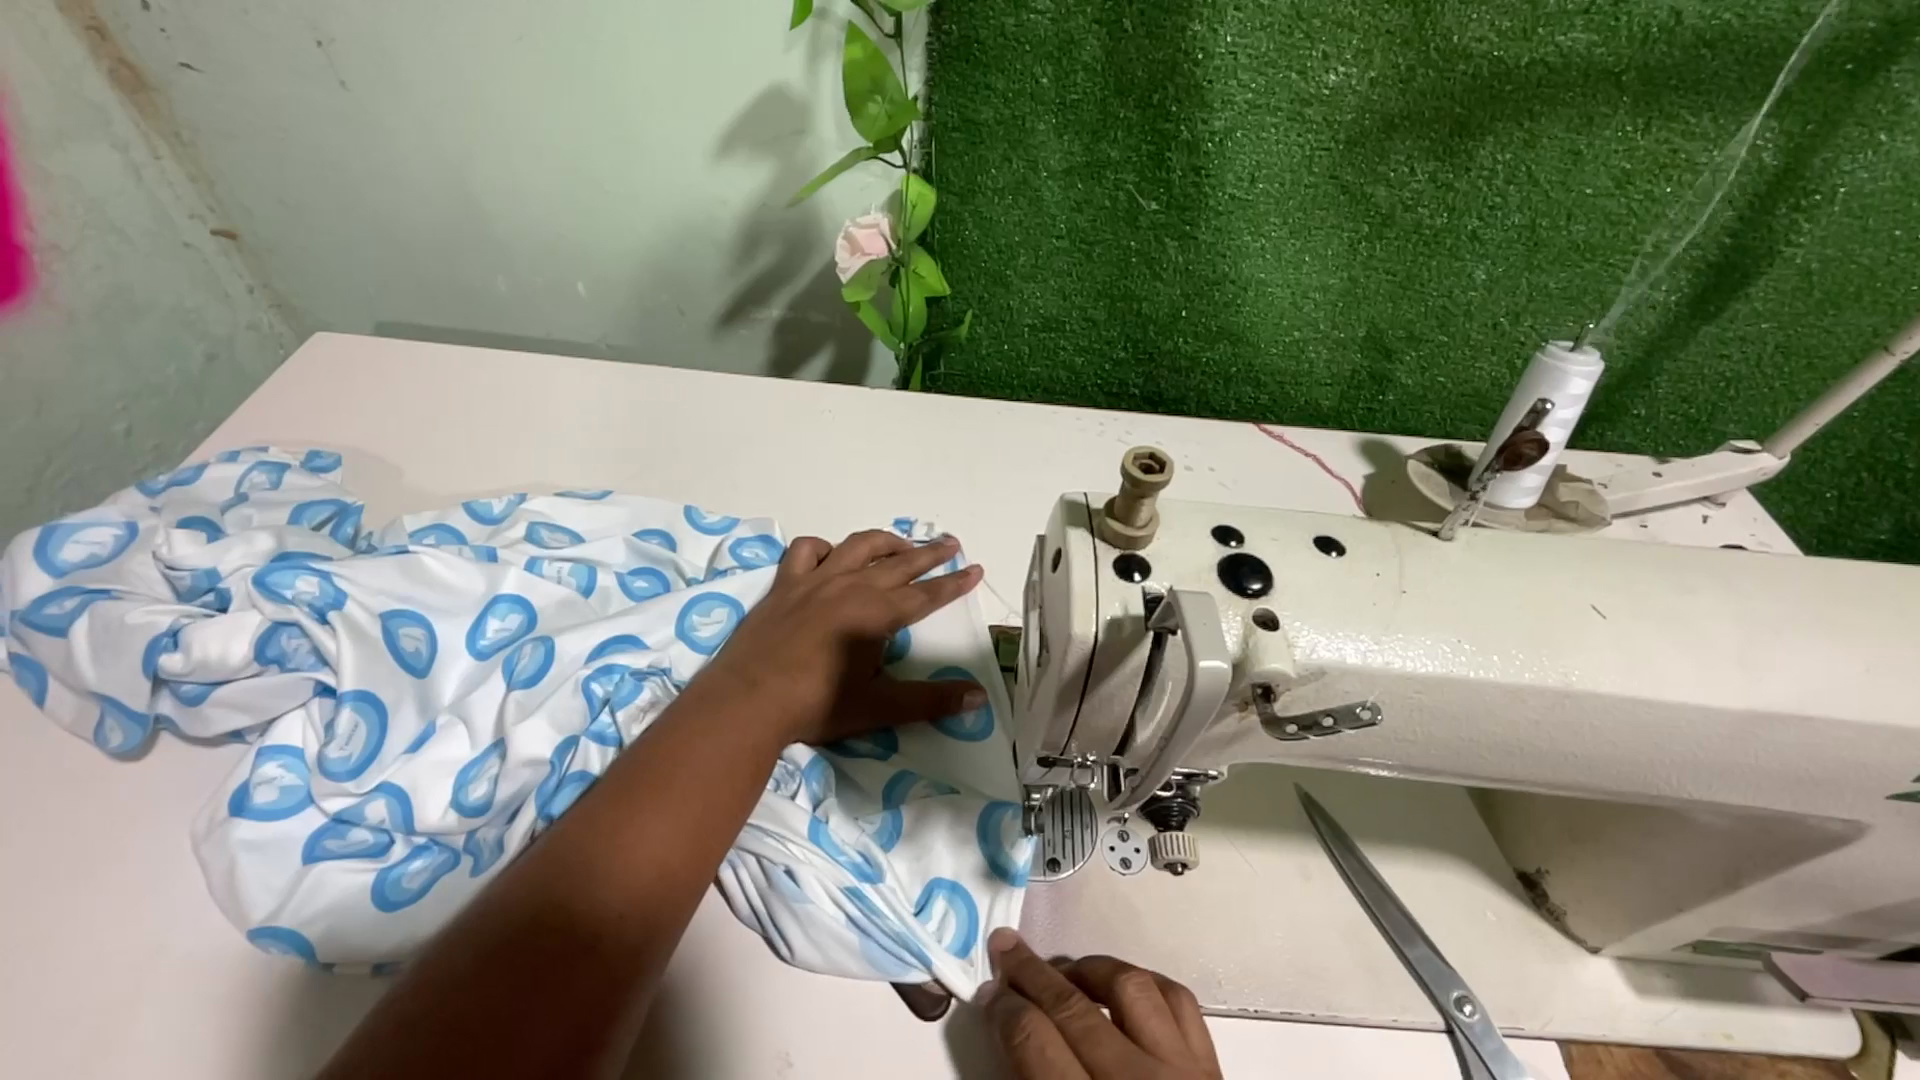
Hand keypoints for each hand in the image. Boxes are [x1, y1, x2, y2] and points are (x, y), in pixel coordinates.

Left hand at [682, 530, 985, 747]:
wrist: (747, 701)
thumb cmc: (816, 706)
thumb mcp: (880, 707)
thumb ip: (931, 700)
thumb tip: (979, 697)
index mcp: (878, 614)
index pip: (927, 595)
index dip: (954, 583)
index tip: (975, 569)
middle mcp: (851, 587)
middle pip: (898, 563)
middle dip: (929, 554)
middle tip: (951, 543)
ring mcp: (815, 581)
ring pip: (857, 547)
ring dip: (885, 542)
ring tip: (902, 543)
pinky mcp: (784, 585)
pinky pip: (806, 551)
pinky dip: (824, 548)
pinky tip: (831, 557)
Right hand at [981, 929, 1222, 1079]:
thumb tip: (1012, 1036)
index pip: (1035, 1043)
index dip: (1004, 1011)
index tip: (989, 996)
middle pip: (1073, 1008)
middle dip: (1029, 973)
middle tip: (1005, 948)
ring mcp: (1182, 1074)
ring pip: (1129, 987)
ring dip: (1088, 969)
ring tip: (1062, 972)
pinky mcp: (1213, 1067)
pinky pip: (1178, 1001)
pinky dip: (1145, 982)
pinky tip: (1120, 985)